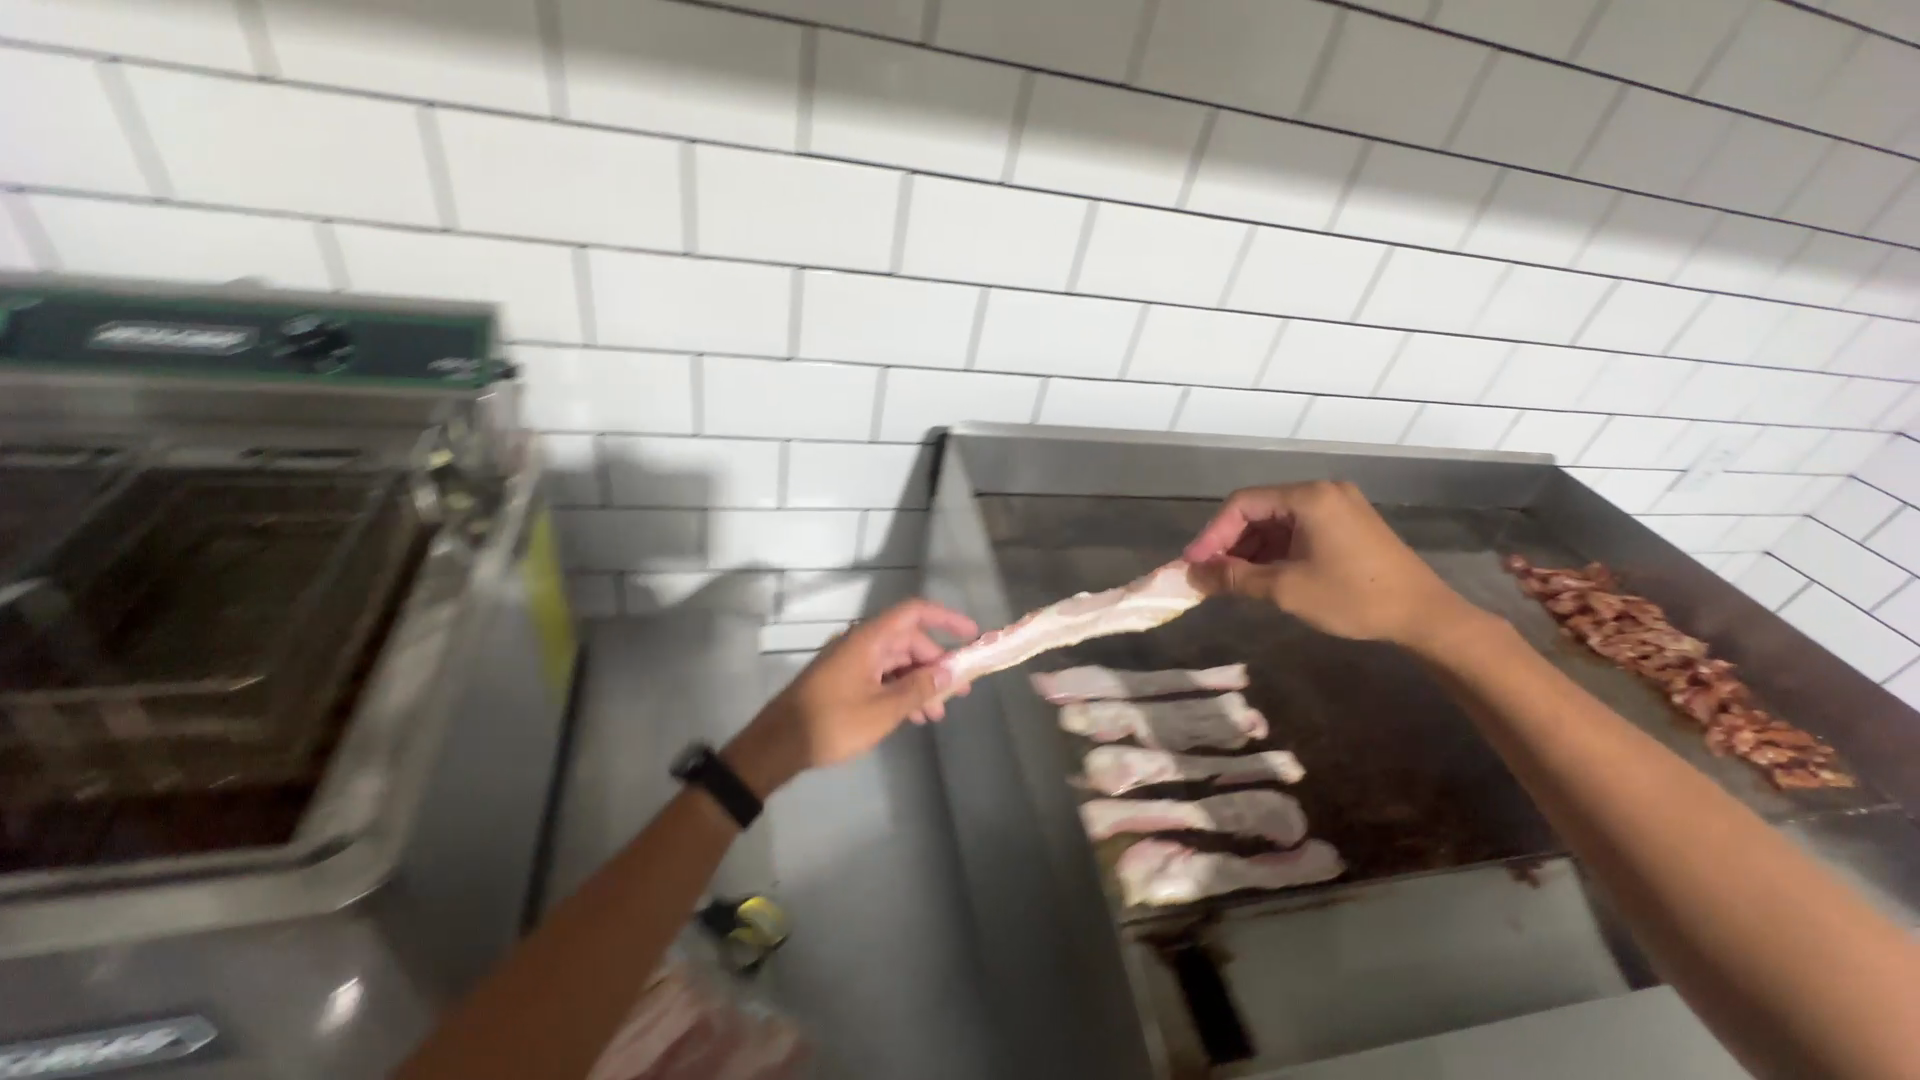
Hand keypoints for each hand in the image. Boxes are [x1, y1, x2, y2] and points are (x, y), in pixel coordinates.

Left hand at [724, 598, 976, 797]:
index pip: (914, 613)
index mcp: (869, 639)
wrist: (778, 744)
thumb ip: (918, 689)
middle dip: (937, 664)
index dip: (945, 618)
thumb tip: (948, 673)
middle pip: (909, 641)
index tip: (972, 634)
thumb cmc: (831, 723)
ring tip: (937, 714)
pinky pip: (881, 676)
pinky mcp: (844, 680)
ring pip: (897, 662)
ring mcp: (851, 662)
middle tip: (959, 693)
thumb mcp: (882, 710)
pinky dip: (900, 690)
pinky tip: (913, 716)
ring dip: (920, 683)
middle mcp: (861, 643)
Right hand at [1182, 481, 1485, 651]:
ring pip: (1277, 521)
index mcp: (1308, 497)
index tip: (1192, 565)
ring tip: (1231, 581)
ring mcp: (1338, 507)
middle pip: (1259, 509)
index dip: (1211, 535)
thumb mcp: (1285, 589)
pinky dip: (1275, 551)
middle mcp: (1322, 492)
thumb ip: (1234, 579)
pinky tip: (1262, 576)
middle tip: (1208, 575)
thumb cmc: (1352, 598)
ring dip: (1251, 550)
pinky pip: (1298, 530)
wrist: (1423, 615)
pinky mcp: (1348, 525)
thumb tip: (1192, 576)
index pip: (1242, 504)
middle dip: (1229, 543)